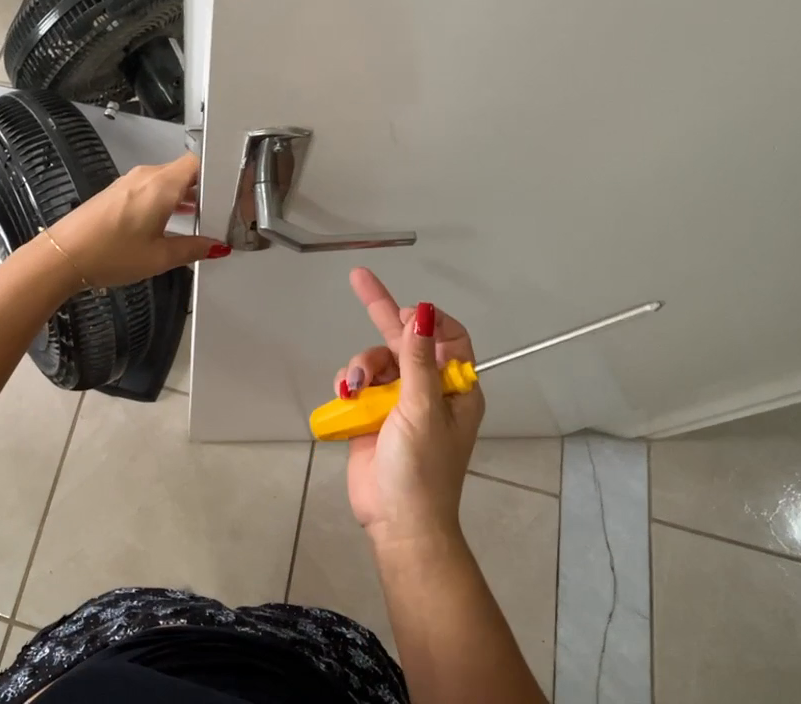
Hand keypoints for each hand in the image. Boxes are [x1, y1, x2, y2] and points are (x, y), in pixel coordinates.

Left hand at [43, 152, 230, 290]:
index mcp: (162, 185)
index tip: (232, 193)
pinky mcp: (118, 193)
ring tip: (201, 220)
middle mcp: (146, 177)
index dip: (219, 175)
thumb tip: (215, 246)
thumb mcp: (159, 256)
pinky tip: (172, 223)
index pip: (199, 162)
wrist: (63, 256)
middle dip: (205, 189)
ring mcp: (129, 183)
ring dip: (185, 196)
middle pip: (185, 171)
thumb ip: (193, 249)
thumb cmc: (109, 253)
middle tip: (222, 212)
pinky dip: (167, 200)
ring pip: (168, 181)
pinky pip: (152, 189)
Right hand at [333, 268, 483, 549]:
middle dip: (382, 313)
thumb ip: (417, 359)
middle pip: (405, 340)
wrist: (397, 522)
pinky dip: (349, 383)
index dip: (427, 321)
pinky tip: (345, 395)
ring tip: (354, 387)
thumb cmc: (421, 469)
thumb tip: (423, 312)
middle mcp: (428, 390)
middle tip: (359, 278)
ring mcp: (398, 402)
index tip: (406, 313)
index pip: (448, 338)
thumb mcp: (421, 409)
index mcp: (455, 389)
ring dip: (362, 366)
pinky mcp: (372, 415)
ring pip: (376, 361)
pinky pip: (359, 383)